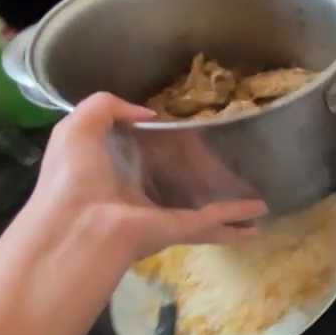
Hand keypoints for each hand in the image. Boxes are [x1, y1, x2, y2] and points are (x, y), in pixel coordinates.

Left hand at [31, 93, 267, 264]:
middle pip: (179, 184)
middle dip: (200, 179)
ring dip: (230, 208)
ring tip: (256, 202)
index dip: (163, 143)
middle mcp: (142, 194)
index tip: (186, 132)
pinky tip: (261, 210)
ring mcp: (166, 213)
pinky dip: (239, 215)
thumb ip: (105, 107)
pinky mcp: (183, 227)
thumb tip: (150, 114)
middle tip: (226, 166)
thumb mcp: (77, 128)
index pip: (144, 156)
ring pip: (205, 208)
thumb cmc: (74, 177)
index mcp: (115, 171)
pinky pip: (216, 219)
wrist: (80, 225)